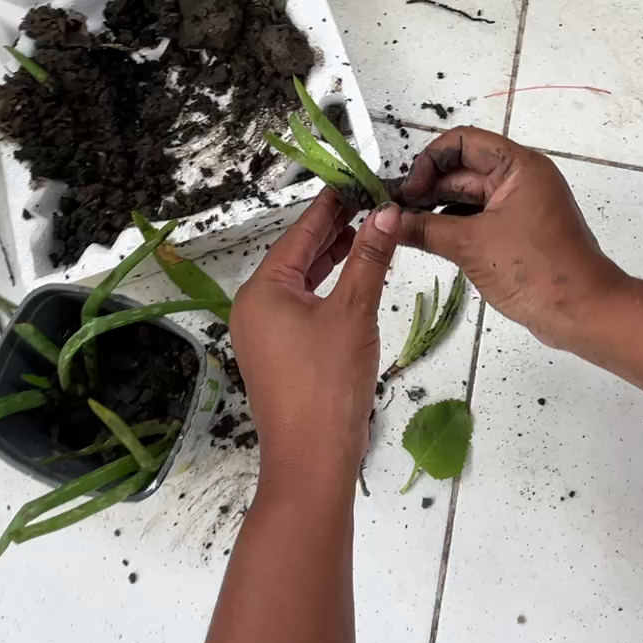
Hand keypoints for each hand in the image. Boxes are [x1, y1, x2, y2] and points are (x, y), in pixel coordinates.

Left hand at [232, 189, 399, 491]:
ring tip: (364, 231)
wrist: (313, 460)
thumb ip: (369, 257)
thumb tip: (385, 212)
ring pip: (302, 281)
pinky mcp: (281, 352)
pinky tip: (353, 276)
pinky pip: (304, 305)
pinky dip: (329, 287)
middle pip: (298, 255)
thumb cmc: (328, 383)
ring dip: (333, 257)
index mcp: (262, 291)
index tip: (353, 181)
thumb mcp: (354, 311)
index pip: (299, 234)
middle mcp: (256, 306)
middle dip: (333, 230)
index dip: (329, 206)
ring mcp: (266, 332)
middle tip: (367, 202)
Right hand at [398, 127, 628, 349]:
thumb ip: (425, 229)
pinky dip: (453, 226)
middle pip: (463, 169)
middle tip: (395, 212)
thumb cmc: (536, 270)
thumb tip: (388, 221)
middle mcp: (520, 179)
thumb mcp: (471, 245)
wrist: (583, 313)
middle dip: (428, 188)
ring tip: (405, 227)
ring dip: (437, 208)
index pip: (463, 142)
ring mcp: (520, 206)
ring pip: (468, 196)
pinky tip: (427, 239)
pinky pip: (478, 218)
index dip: (430, 161)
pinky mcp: (517, 231)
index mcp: (518, 167)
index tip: (409, 192)